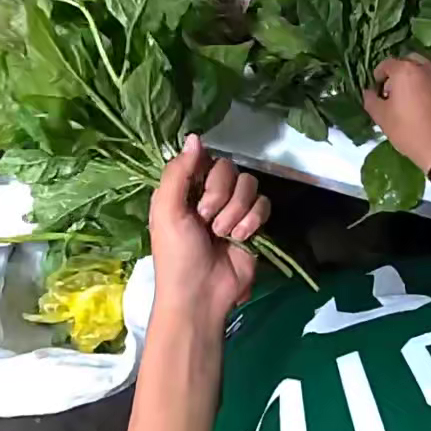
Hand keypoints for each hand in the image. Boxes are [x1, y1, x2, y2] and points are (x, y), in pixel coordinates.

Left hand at [148, 136, 270, 333]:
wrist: (201, 293)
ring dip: (236, 210)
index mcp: (184, 188)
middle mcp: (209, 194)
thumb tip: (195, 137)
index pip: (205, 158)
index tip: (196, 193)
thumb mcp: (166, 210)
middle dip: (220, 195)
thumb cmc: (176, 254)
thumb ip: (178, 172)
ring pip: (249, 184)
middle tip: (206, 219)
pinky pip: (263, 204)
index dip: (205, 173)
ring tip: (222, 234)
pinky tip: (241, 238)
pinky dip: (252, 220)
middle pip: (229, 168)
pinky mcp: (253, 224)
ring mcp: (233, 209)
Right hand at [362, 56, 430, 173]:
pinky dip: (429, 85)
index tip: (377, 90)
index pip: (386, 64)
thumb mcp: (381, 117)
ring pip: (425, 69)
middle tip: (393, 92)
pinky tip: (425, 102)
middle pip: (408, 62)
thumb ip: (371, 100)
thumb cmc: (409, 130)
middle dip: (398, 73)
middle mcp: (426, 66)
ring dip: (415, 78)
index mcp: (405, 69)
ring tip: (410, 97)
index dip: (378, 76)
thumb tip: (369, 92)